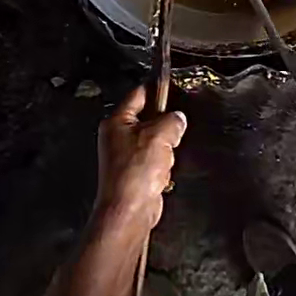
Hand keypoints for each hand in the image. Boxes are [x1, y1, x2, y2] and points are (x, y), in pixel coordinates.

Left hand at [95, 86, 185, 233]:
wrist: (129, 211)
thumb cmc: (138, 169)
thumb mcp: (160, 134)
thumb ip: (173, 120)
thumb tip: (178, 119)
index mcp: (117, 121)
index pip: (139, 94)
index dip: (157, 88)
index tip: (174, 85)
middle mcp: (117, 136)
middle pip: (149, 117)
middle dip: (165, 124)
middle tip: (175, 129)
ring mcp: (125, 155)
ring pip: (155, 139)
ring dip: (166, 147)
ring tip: (166, 157)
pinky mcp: (134, 172)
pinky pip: (155, 159)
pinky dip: (163, 164)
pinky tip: (164, 172)